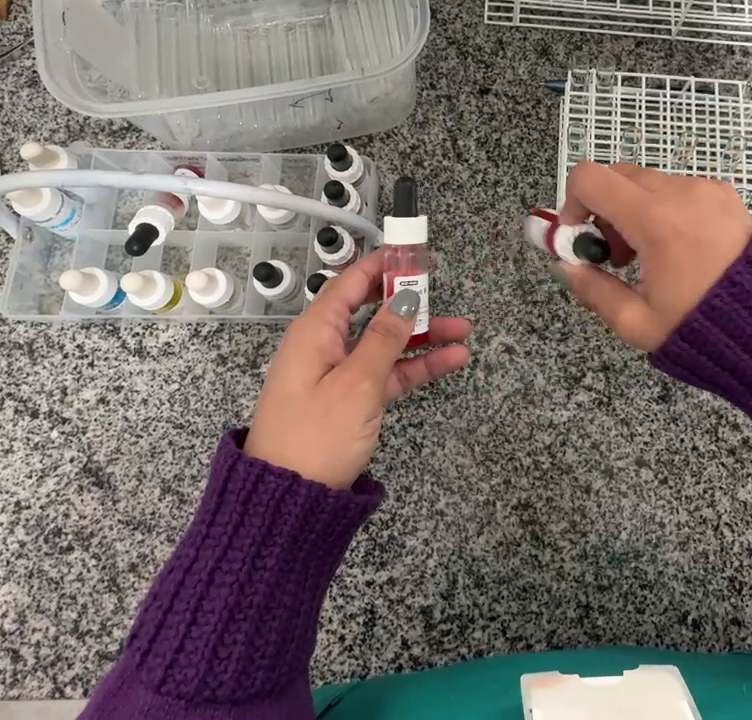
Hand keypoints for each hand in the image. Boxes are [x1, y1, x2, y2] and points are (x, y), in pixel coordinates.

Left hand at [244, 248, 471, 488]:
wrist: (288, 501)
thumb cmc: (315, 435)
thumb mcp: (356, 383)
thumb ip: (384, 337)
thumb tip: (406, 297)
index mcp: (316, 331)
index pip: (351, 283)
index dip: (383, 265)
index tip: (415, 251)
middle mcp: (326, 345)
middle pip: (373, 310)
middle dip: (410, 300)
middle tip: (444, 289)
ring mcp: (341, 373)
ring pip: (387, 342)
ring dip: (423, 336)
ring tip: (464, 330)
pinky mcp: (353, 399)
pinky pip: (389, 372)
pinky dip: (417, 366)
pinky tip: (451, 361)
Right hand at [556, 162, 751, 350]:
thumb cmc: (705, 329)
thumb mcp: (638, 323)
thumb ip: (593, 290)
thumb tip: (567, 267)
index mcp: (654, 218)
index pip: (589, 178)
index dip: (571, 203)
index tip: (578, 237)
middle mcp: (681, 191)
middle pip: (617, 177)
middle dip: (603, 211)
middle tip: (615, 256)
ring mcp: (707, 189)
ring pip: (649, 183)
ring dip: (635, 211)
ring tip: (649, 259)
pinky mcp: (726, 195)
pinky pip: (680, 190)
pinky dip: (666, 210)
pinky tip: (680, 251)